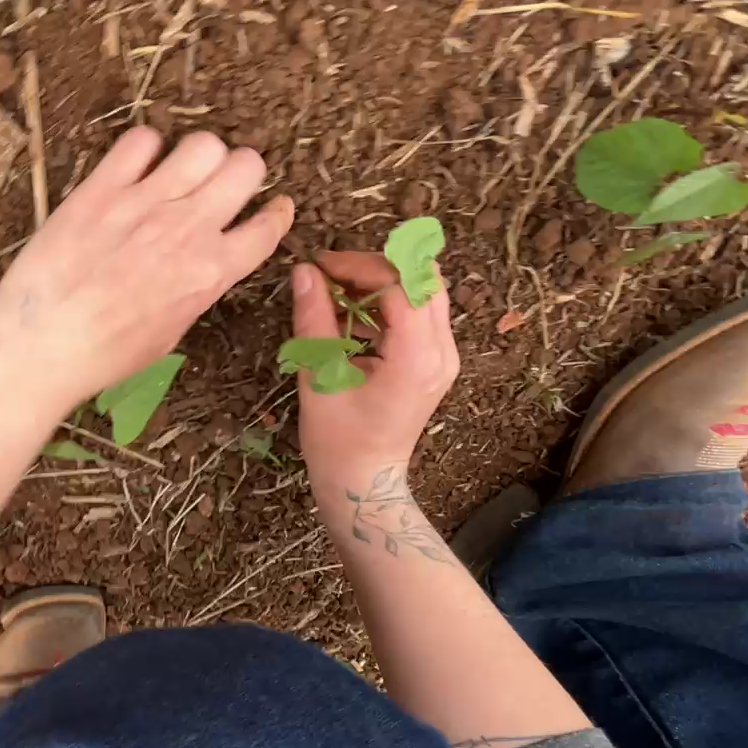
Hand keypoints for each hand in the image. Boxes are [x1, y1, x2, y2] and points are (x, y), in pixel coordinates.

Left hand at [0, 128, 293, 414]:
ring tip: (176, 175)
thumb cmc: (103, 357)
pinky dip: (144, 150)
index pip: (267, 227)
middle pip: (246, 167)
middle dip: (239, 173)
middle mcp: (188, 229)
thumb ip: (194, 291)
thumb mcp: (166, 336)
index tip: (270, 209)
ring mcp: (145, 202)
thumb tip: (202, 269)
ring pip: (202, 145)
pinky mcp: (101, 188)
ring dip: (197, 157)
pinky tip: (132, 171)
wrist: (42, 348)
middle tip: (218, 186)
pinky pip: (140, 141)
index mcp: (210, 273)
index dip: (274, 215)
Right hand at [291, 251, 458, 512]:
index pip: (400, 283)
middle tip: (330, 275)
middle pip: (421, 278)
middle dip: (374, 268)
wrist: (363, 482)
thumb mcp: (318, 379)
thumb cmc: (336, 442)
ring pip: (422, 292)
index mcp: (416, 357)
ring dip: (380, 284)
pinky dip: (386, 306)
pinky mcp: (435, 361)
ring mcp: (444, 356)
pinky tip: (351, 319)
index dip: (359, 266)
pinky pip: (418, 315)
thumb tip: (304, 272)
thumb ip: (313, 322)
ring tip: (337, 295)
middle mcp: (442, 350)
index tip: (320, 267)